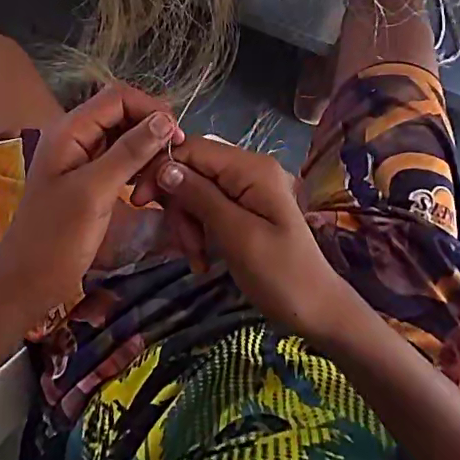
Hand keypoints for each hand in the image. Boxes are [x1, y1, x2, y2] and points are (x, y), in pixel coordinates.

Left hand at [0, 83, 182, 322]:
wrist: (25, 286)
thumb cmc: (55, 240)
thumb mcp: (94, 192)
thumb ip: (129, 152)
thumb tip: (165, 119)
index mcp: (69, 131)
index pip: (118, 97)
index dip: (150, 109)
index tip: (177, 137)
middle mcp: (74, 137)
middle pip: (123, 115)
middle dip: (150, 133)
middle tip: (172, 163)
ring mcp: (80, 158)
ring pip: (125, 138)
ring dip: (146, 154)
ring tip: (160, 181)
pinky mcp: (88, 179)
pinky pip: (120, 161)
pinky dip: (137, 170)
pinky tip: (146, 191)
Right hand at [135, 137, 368, 345]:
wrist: (318, 311)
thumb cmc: (281, 274)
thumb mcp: (237, 235)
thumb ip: (200, 197)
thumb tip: (164, 166)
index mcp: (252, 168)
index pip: (193, 148)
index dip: (162, 168)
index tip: (141, 202)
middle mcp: (249, 168)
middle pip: (192, 170)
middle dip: (179, 206)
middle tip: (180, 245)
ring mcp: (248, 187)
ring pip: (196, 191)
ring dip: (188, 224)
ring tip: (197, 259)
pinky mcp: (245, 206)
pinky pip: (209, 207)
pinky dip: (200, 231)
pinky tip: (203, 259)